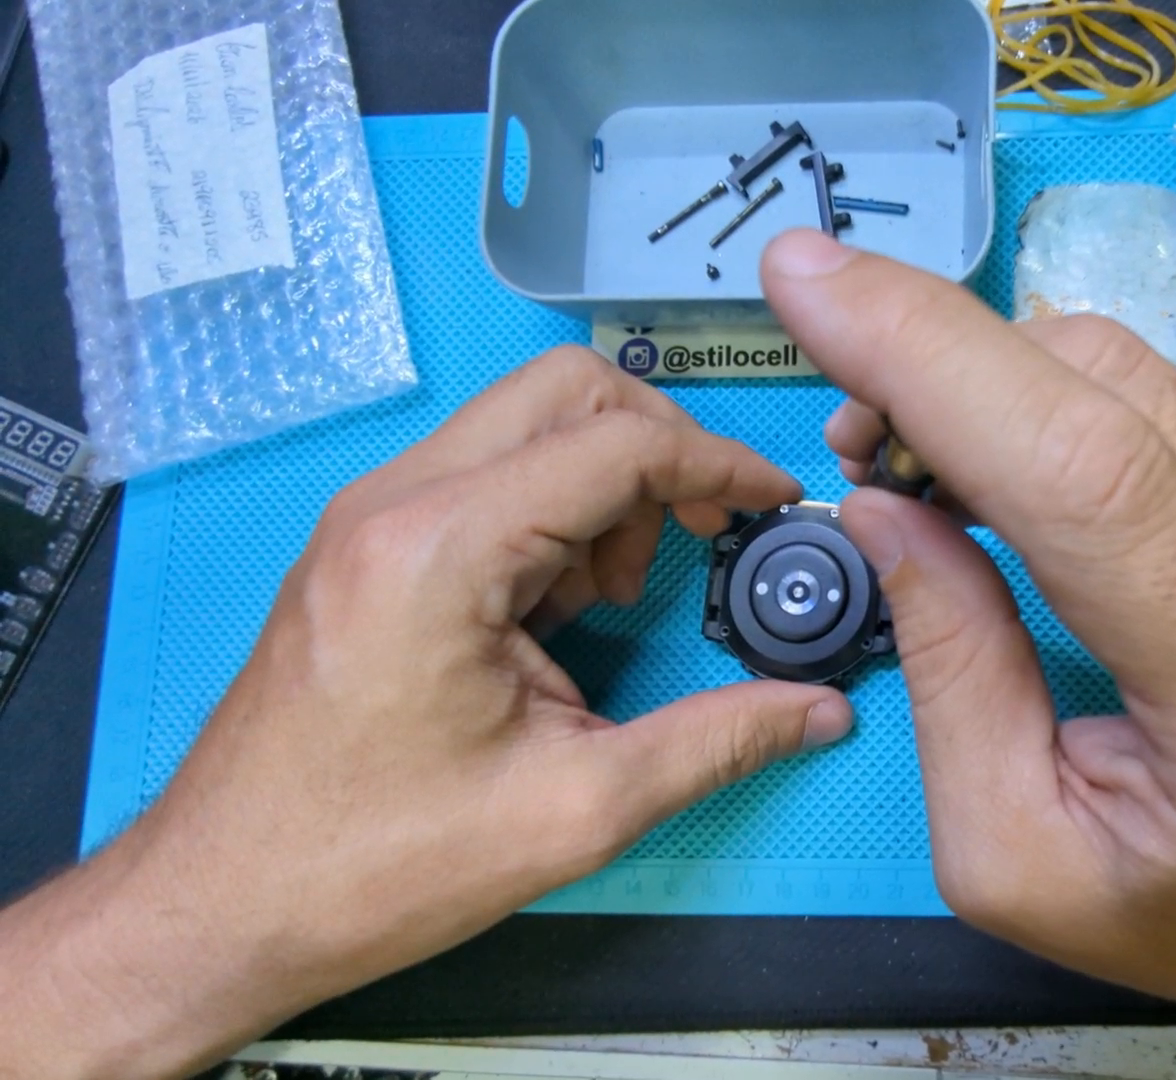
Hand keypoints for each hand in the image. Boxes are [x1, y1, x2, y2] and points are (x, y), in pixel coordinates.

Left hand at [0, 347, 852, 1078]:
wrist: (216, 908)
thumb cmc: (385, 863)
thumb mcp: (582, 808)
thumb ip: (721, 741)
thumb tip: (824, 710)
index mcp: (444, 551)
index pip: (617, 446)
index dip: (720, 464)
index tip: (776, 500)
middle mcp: (401, 501)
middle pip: (570, 390)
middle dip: (664, 443)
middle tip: (705, 524)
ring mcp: (380, 512)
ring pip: (536, 419)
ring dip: (616, 477)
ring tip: (627, 580)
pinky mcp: (379, 537)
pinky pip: (503, 469)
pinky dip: (570, 505)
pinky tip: (574, 594)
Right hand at [762, 231, 1175, 1023]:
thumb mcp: (1012, 852)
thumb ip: (949, 674)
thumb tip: (887, 509)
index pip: (1093, 483)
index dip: (938, 364)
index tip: (810, 283)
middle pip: (1111, 401)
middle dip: (941, 367)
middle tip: (852, 432)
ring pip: (1132, 380)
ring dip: (990, 383)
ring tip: (909, 455)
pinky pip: (1157, 411)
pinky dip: (1044, 406)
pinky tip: (988, 460)